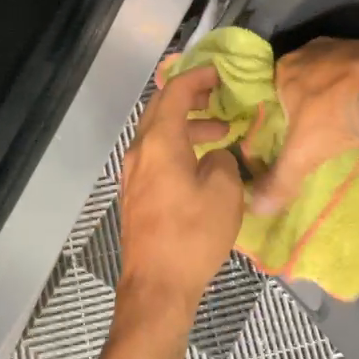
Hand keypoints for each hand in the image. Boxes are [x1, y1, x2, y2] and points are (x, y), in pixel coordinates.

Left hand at [62, 65, 241, 358]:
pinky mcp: (136, 195)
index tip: (220, 72)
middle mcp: (140, 152)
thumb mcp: (224, 192)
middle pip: (160, 109)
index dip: (197, 77)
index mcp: (160, 143)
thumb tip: (215, 156)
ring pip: (158, 134)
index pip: (175, 93)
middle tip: (219, 96)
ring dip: (187, 126)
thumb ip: (222, 161)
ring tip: (220, 133)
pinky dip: (178, 147)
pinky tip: (201, 164)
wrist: (156, 286)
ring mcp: (134, 174)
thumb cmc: (192, 236)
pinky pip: (156, 156)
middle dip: (189, 97)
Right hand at [253, 38, 358, 213]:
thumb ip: (278, 180)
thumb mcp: (302, 154)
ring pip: (329, 71)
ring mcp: (342, 46)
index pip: (270, 89)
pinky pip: (357, 69)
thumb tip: (257, 210)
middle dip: (305, 99)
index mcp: (284, 68)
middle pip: (300, 78)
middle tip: (313, 125)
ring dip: (333, 90)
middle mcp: (309, 50)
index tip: (286, 128)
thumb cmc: (335, 115)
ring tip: (341, 116)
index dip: (276, 109)